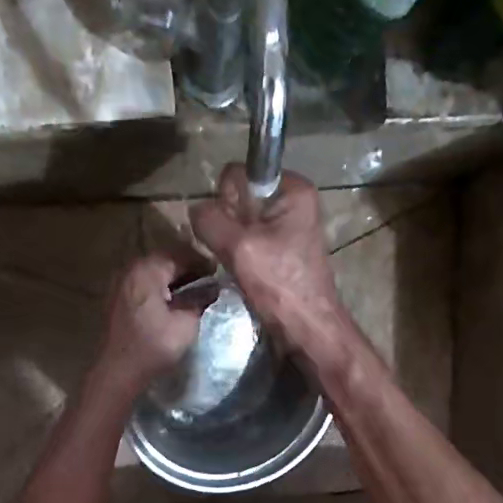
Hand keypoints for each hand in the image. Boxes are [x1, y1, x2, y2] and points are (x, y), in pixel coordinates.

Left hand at [97, 252, 203, 386]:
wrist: (117, 372)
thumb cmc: (153, 347)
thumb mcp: (186, 324)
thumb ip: (201, 301)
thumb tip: (215, 289)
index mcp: (147, 269)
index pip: (182, 255)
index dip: (204, 264)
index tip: (221, 275)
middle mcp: (130, 269)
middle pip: (166, 261)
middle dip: (189, 270)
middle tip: (210, 283)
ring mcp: (120, 283)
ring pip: (154, 273)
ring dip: (174, 280)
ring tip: (195, 293)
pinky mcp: (117, 298)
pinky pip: (143, 284)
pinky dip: (160, 289)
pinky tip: (173, 302)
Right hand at [190, 165, 345, 343]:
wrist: (307, 329)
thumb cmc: (280, 285)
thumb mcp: (239, 246)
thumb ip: (210, 220)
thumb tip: (195, 210)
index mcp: (293, 189)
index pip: (240, 172)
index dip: (226, 199)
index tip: (230, 230)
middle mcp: (294, 203)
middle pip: (240, 198)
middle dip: (228, 223)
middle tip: (234, 253)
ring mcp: (288, 229)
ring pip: (241, 224)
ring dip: (231, 243)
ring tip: (237, 267)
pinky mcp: (282, 253)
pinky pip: (248, 243)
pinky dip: (240, 257)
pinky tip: (243, 275)